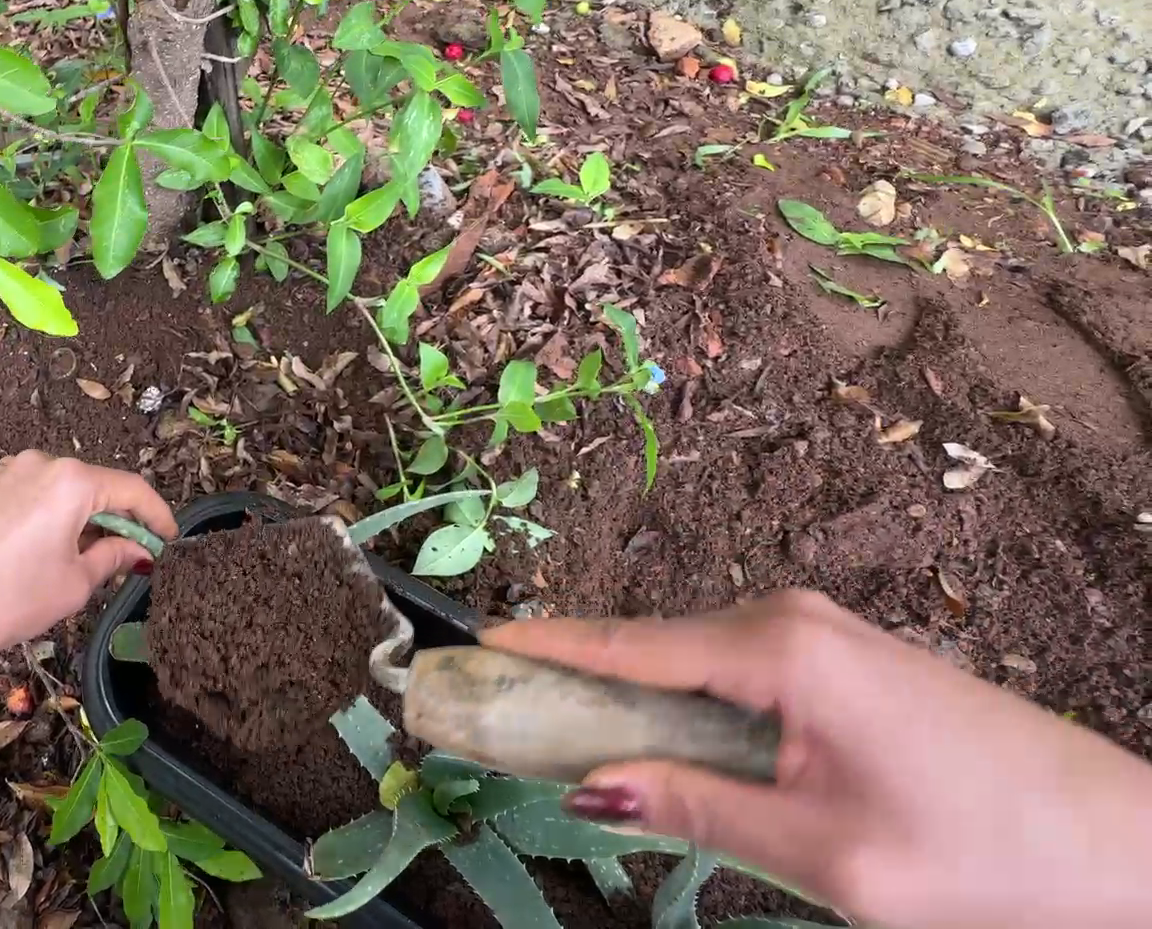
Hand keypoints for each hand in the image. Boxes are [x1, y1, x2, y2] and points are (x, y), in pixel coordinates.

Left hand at [0, 452, 176, 679]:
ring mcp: (10, 471)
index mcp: (72, 480)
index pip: (132, 490)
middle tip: (135, 555)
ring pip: (66, 491)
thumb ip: (114, 557)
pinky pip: (37, 494)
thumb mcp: (74, 585)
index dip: (158, 515)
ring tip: (91, 557)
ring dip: (87, 518)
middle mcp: (43, 463)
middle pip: (98, 486)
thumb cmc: (10, 599)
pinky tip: (52, 548)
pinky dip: (56, 515)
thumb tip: (139, 550)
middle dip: (120, 519)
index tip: (171, 540)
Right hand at [480, 591, 1151, 928]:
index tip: (481, 638)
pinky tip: (661, 727)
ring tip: (573, 722)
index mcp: (776, 649)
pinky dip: (677, 693)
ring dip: (629, 688)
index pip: (626, 643)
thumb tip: (589, 787)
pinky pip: (722, 663)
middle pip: (648, 643)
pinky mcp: (829, 651)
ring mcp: (810, 628)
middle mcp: (783, 616)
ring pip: (683, 654)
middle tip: (513, 698)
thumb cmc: (999, 864)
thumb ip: (699, 809)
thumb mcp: (832, 857)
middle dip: (578, 670)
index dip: (547, 643)